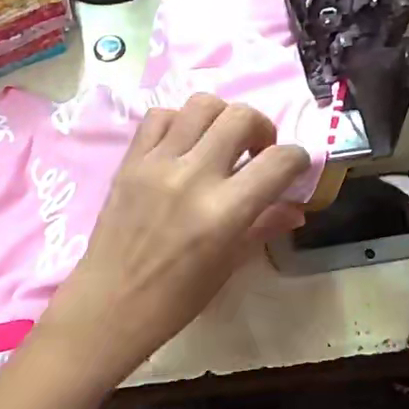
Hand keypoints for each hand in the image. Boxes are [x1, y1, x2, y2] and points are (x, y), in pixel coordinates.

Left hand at [41, 94, 308, 381]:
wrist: (110, 304)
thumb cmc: (176, 299)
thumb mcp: (228, 266)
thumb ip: (263, 227)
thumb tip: (296, 209)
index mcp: (224, 212)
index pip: (280, 160)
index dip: (297, 159)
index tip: (292, 169)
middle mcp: (193, 177)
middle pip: (242, 117)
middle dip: (263, 128)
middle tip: (257, 152)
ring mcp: (157, 164)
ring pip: (202, 105)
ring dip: (223, 118)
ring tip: (220, 143)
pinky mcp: (130, 161)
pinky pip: (159, 116)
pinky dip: (180, 120)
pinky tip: (183, 144)